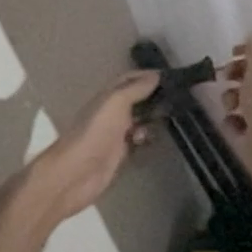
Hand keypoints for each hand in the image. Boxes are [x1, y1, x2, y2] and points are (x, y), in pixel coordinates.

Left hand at [35, 70, 158, 220]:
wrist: (74, 175)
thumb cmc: (94, 133)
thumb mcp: (116, 102)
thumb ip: (136, 88)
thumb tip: (156, 76)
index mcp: (108, 96)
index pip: (130, 79)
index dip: (148, 76)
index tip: (171, 77)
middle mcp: (112, 112)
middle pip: (137, 100)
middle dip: (154, 98)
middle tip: (177, 99)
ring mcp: (116, 134)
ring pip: (141, 121)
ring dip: (153, 120)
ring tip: (165, 122)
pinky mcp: (120, 155)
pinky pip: (139, 143)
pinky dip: (148, 140)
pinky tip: (150, 142)